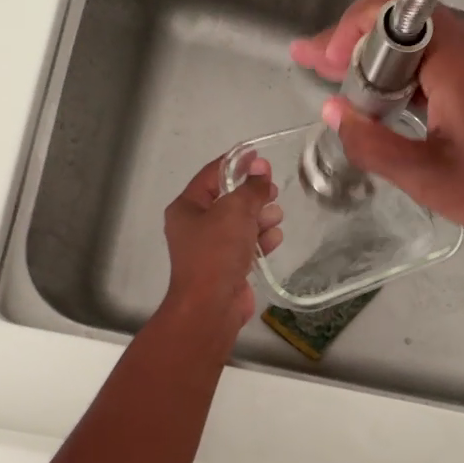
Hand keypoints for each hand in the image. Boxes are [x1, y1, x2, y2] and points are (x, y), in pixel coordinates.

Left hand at [161, 152, 282, 330]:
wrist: (211, 305)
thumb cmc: (217, 252)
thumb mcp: (236, 211)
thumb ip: (251, 188)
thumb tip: (261, 170)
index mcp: (187, 207)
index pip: (212, 175)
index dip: (236, 163)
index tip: (259, 157)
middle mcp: (195, 226)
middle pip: (228, 200)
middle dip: (252, 195)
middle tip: (273, 191)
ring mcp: (211, 249)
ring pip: (240, 224)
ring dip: (260, 218)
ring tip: (276, 217)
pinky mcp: (227, 267)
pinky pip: (246, 246)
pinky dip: (260, 240)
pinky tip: (274, 238)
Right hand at [290, 0, 463, 254]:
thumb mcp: (425, 177)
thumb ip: (372, 143)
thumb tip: (334, 112)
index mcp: (460, 55)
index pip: (391, 12)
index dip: (347, 30)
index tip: (318, 59)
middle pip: (406, 20)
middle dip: (357, 42)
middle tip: (318, 66)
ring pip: (425, 39)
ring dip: (384, 60)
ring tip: (344, 86)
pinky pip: (446, 57)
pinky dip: (412, 73)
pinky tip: (388, 100)